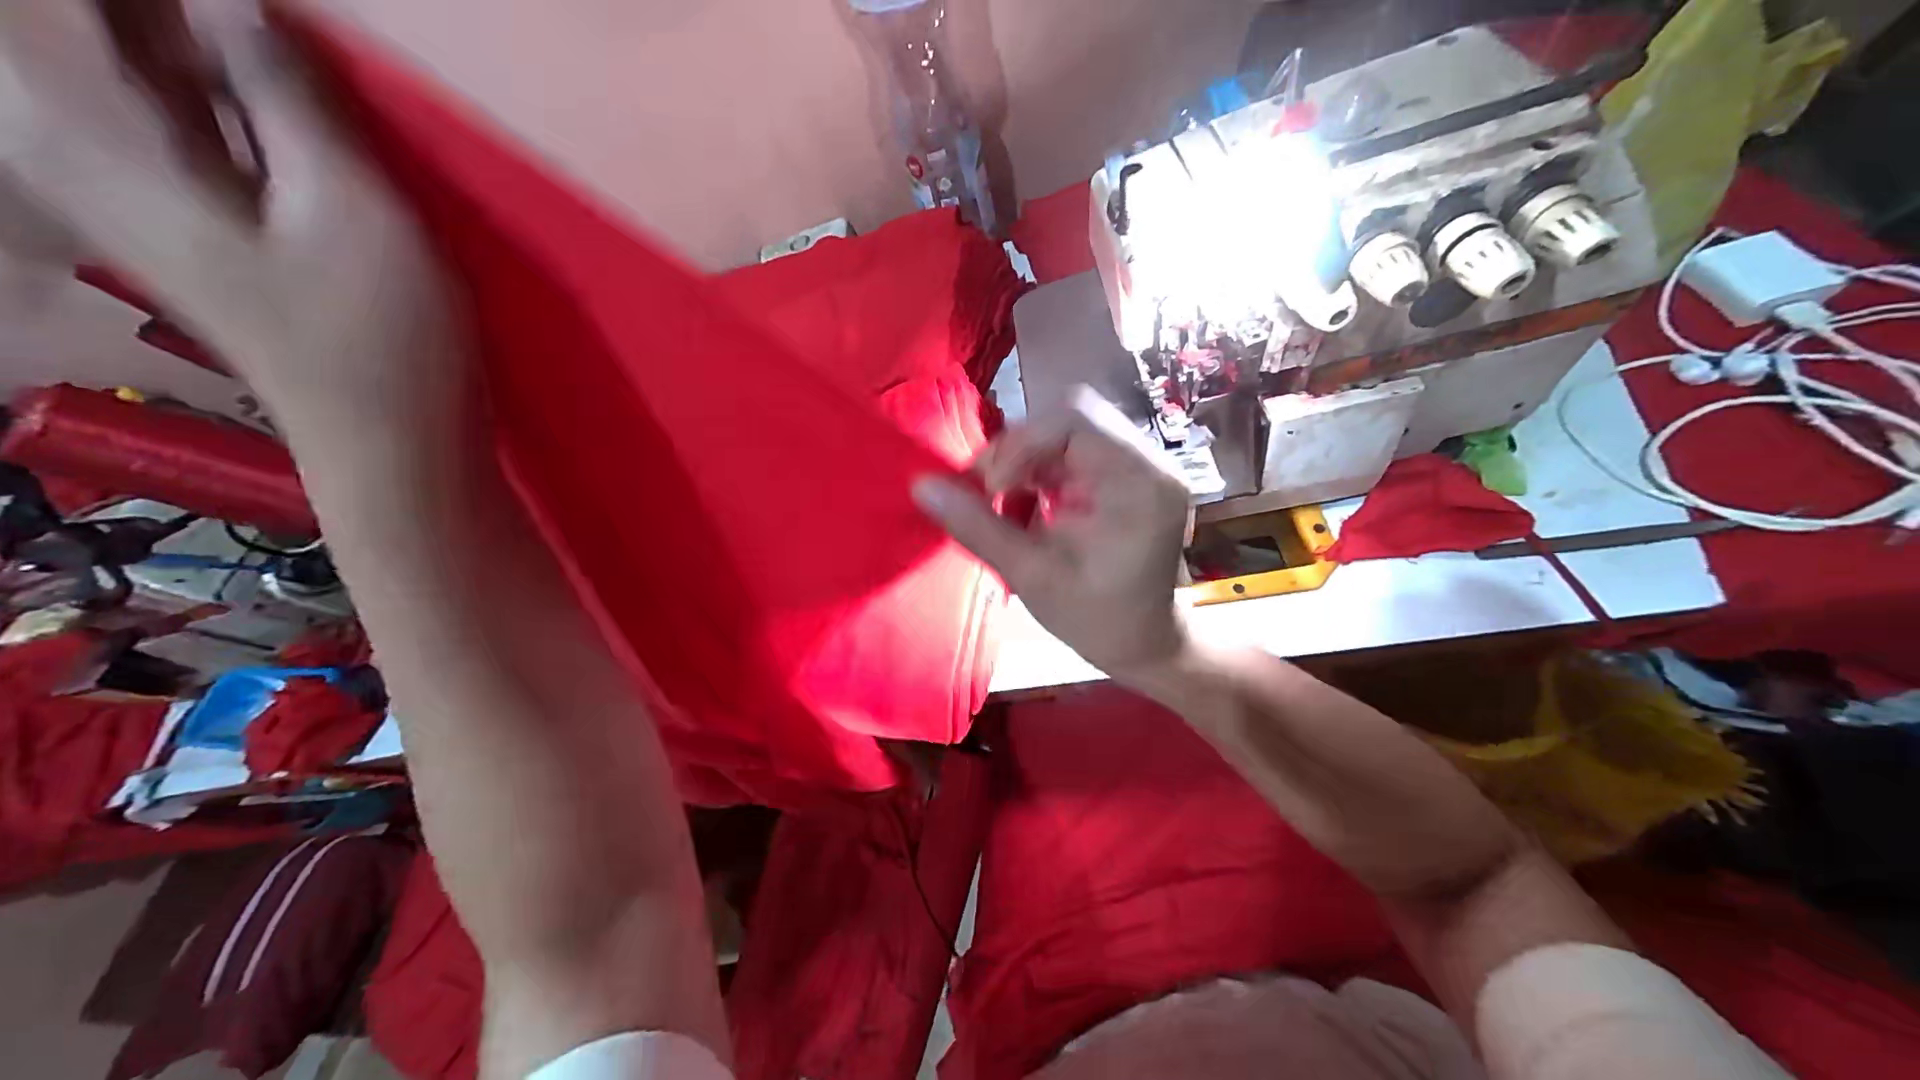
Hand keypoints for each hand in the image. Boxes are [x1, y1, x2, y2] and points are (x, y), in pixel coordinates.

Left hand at [0, 1, 458, 413]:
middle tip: (289, 40)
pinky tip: (281, 89)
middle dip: (194, 20)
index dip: (185, 6)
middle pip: (86, 22)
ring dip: (207, 40)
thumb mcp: (353, 211)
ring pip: (131, 50)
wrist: (387, 435)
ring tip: (290, 58)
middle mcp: (66, 135)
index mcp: (81, 127)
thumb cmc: (377, 339)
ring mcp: (122, 171)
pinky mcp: (179, 200)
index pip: (62, 1)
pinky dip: (217, 74)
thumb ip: (287, 91)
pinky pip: (169, 96)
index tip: (271, 20)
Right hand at [913, 386, 1191, 678]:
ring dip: (1025, 461)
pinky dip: (1038, 472)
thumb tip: (921, 486)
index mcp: (1140, 482)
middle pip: (1070, 417)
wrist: (1144, 642)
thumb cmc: (1096, 618)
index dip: (1020, 444)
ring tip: (1003, 501)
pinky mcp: (1125, 474)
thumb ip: (978, 527)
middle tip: (986, 490)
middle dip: (1018, 450)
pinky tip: (1025, 506)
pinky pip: (1072, 451)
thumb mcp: (1032, 576)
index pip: (1074, 419)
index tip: (988, 488)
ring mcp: (1140, 464)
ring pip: (1067, 431)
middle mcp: (1148, 461)